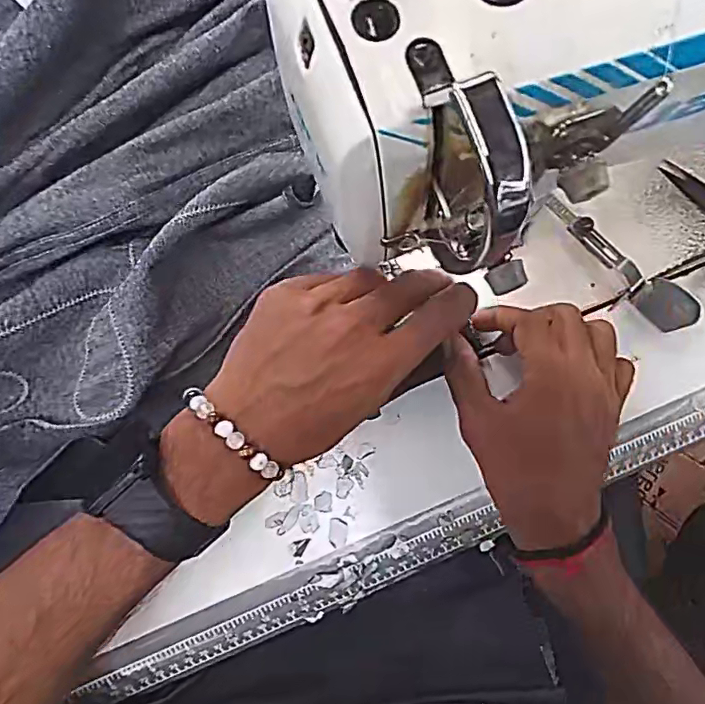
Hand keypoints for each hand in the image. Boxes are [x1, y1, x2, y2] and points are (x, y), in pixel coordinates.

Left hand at [160, 268, 475, 524]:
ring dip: (380, 288)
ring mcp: (317, 305)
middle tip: (429, 289)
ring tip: (370, 306)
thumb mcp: (368, 403)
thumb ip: (404, 368)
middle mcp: (351, 327)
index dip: (458, 301)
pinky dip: (337, 290)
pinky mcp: (288, 293)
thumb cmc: (301, 426)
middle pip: (410, 283)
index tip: (459, 298)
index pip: (439, 313)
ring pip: (369, 276)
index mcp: (379, 362)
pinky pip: (328, 278)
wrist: (245, 424)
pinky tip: (332, 309)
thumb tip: (427, 344)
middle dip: (428, 284)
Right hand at [442, 304, 635, 551]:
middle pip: (565, 316)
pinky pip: (617, 363)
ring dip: (567, 329)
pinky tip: (575, 366)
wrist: (554, 515)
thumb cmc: (522, 478)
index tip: (485, 325)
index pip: (530, 320)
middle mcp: (584, 377)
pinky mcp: (613, 406)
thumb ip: (464, 374)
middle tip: (507, 336)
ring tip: (540, 345)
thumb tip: (455, 346)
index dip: (501, 317)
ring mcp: (603, 390)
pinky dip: (598, 355)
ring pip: (598, 331)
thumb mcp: (477, 421)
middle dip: (531, 318)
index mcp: (551, 374)